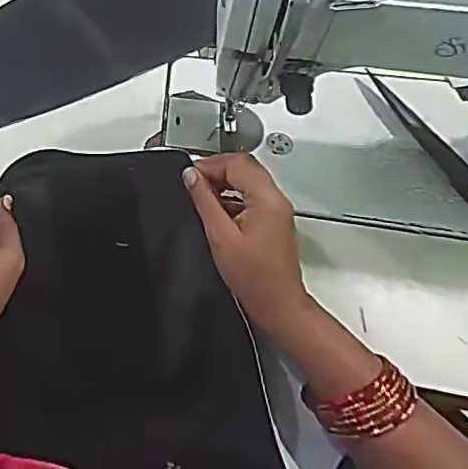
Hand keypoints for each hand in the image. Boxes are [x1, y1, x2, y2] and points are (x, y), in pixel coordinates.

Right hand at [183, 153, 314, 336]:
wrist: (277, 304)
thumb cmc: (256, 278)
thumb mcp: (220, 236)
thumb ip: (204, 201)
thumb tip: (191, 176)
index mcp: (267, 199)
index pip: (236, 163)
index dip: (209, 164)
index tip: (189, 174)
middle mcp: (276, 200)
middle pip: (244, 167)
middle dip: (216, 170)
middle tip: (193, 181)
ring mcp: (277, 210)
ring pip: (247, 179)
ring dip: (223, 182)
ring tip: (201, 195)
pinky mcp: (272, 220)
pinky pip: (250, 195)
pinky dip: (231, 195)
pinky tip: (216, 209)